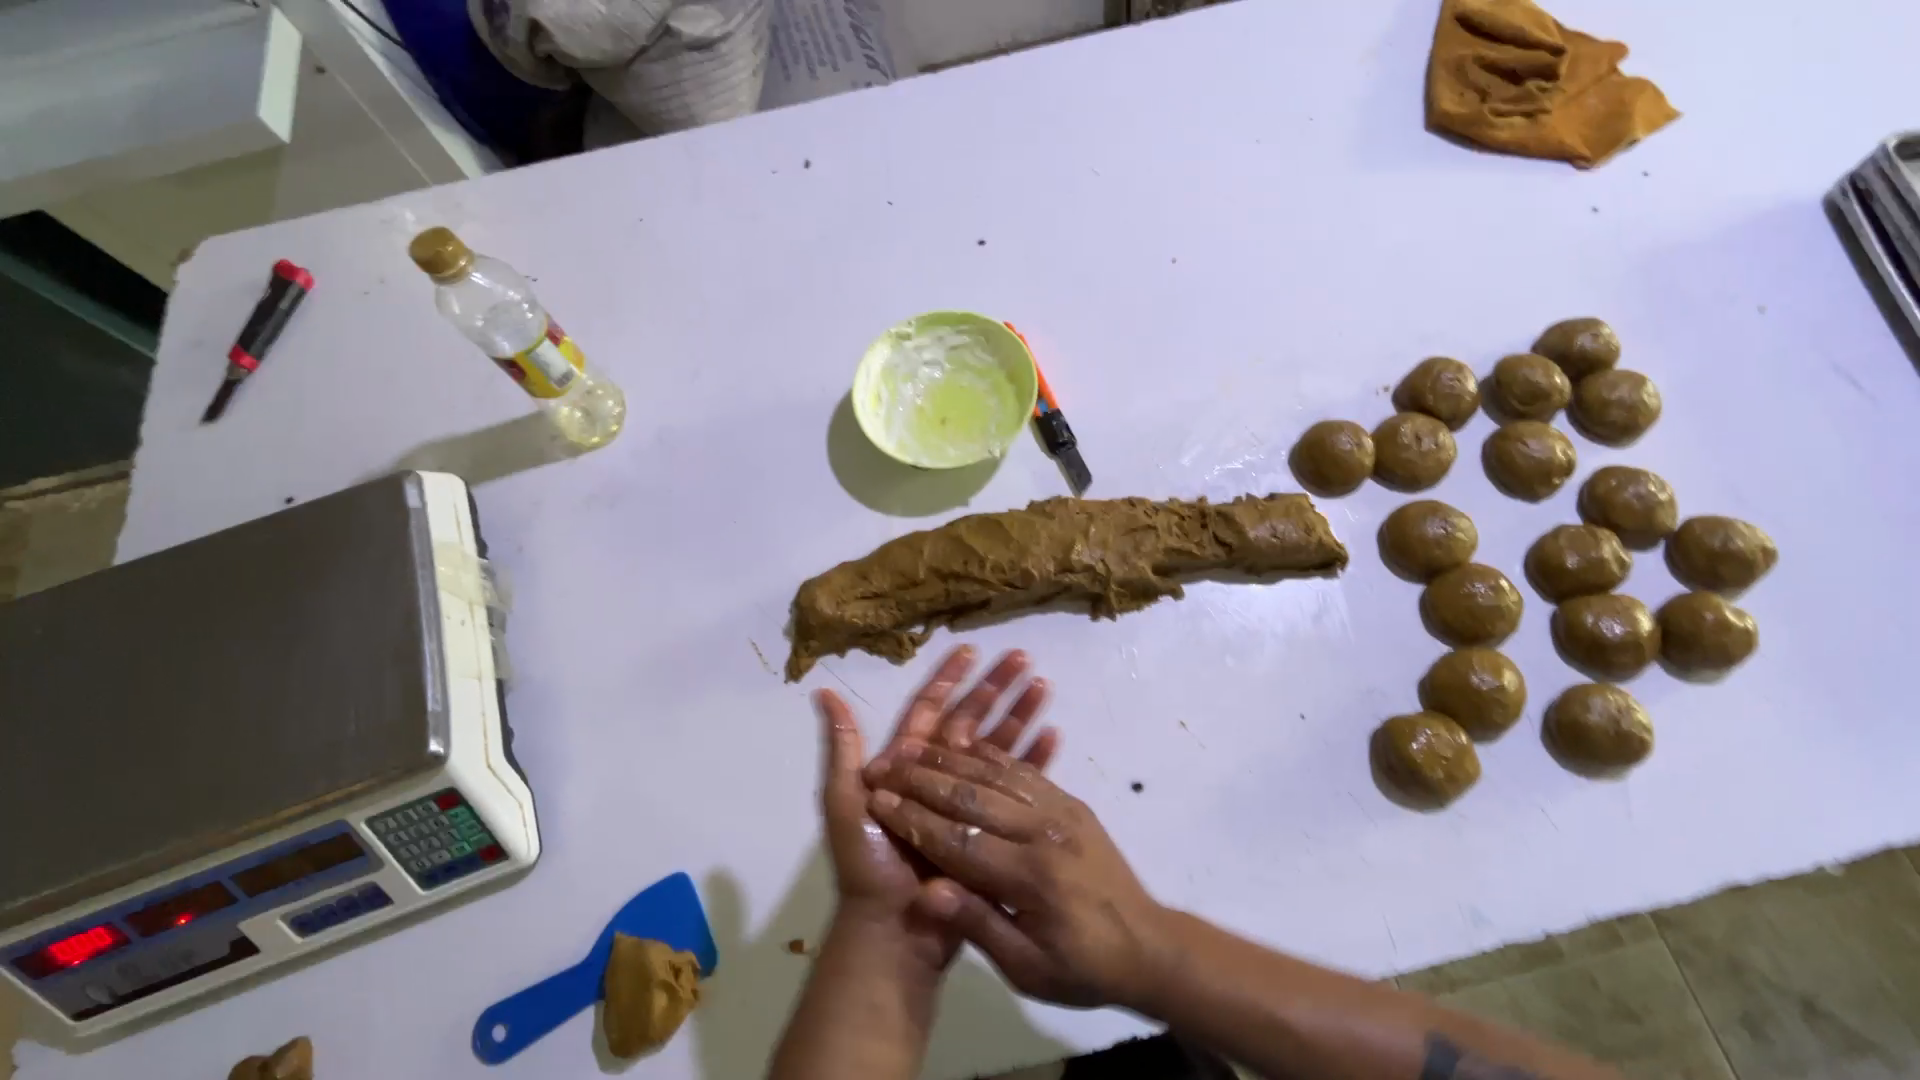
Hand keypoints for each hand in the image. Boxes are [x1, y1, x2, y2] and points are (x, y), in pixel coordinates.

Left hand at [815, 646, 1058, 972]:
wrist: (895, 930)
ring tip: (1045, 685)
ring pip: (998, 745)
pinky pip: (1015, 786)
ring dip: (1020, 714)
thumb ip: (842, 750)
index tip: (971, 650)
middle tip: (1024, 658)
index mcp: (906, 763)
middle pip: (971, 719)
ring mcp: (966, 800)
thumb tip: (823, 693)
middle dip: (995, 686)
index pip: (931, 708)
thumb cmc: (869, 864)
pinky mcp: (989, 826)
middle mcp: (938, 774)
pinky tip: (1054, 737)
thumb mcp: (847, 803)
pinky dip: (1034, 761)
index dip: (949, 678)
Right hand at [866, 741, 1166, 1008]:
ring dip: (949, 759)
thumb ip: (978, 925)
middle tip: (883, 766)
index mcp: (1031, 878)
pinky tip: (963, 745)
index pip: (958, 840)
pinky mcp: (1071, 802)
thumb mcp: (1027, 968)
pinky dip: (988, 755)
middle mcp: (1044, 833)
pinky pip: (1022, 770)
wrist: (1151, 946)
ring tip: (912, 749)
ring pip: (995, 774)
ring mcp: (1061, 810)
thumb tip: (926, 892)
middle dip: (922, 780)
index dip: (913, 820)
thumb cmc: (1082, 968)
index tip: (876, 802)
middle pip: (972, 796)